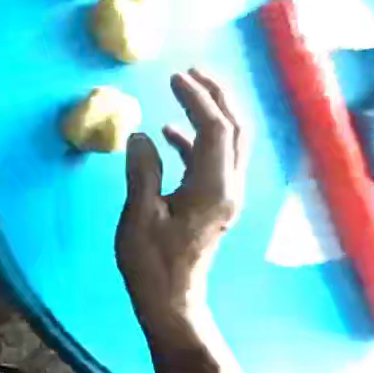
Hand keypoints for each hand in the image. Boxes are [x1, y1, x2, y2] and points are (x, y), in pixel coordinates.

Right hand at [116, 69, 249, 341]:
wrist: (171, 298)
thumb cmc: (151, 260)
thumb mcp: (138, 215)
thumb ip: (142, 172)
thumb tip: (142, 135)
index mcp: (211, 188)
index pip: (214, 130)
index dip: (196, 100)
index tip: (173, 79)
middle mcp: (229, 187)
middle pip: (234, 130)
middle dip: (215, 97)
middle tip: (189, 74)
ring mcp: (225, 195)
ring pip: (229, 143)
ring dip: (210, 114)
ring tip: (184, 93)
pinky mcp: (215, 203)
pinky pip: (213, 160)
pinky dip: (195, 139)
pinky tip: (170, 134)